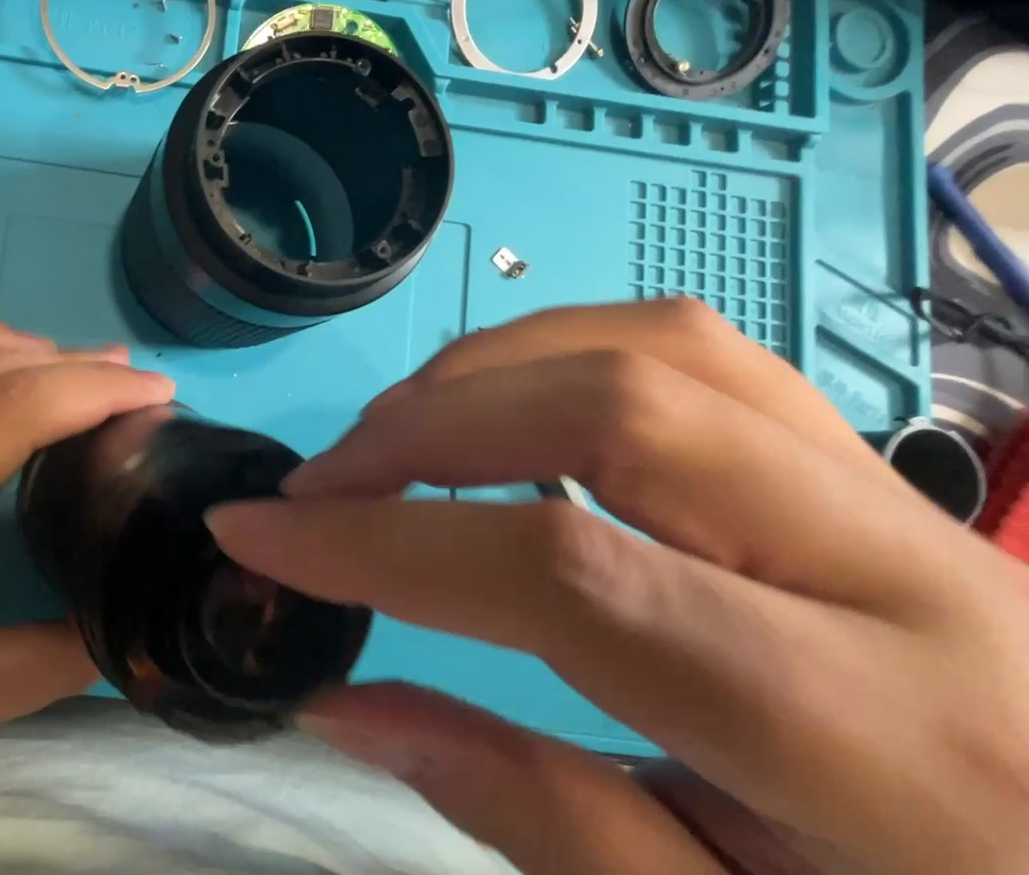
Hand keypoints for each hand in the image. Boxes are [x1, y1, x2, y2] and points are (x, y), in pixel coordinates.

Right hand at [208, 299, 1028, 874]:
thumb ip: (524, 809)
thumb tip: (339, 705)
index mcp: (873, 734)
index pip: (566, 574)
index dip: (380, 541)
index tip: (254, 534)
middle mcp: (901, 573)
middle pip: (613, 412)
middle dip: (420, 431)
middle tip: (318, 486)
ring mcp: (895, 494)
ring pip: (656, 346)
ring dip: (481, 372)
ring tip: (391, 441)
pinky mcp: (864, 462)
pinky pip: (694, 348)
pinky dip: (555, 352)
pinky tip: (496, 408)